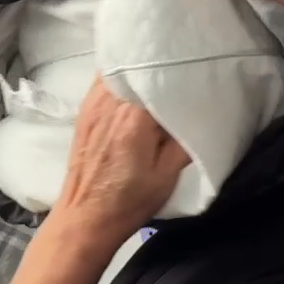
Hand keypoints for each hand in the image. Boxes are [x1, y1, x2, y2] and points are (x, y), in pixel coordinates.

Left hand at [49, 79, 190, 245]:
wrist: (86, 217)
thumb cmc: (128, 201)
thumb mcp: (167, 175)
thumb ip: (184, 138)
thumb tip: (198, 111)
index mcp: (135, 117)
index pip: (161, 77)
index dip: (179, 72)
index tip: (195, 73)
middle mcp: (111, 102)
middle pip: (141, 67)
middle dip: (161, 66)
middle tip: (182, 70)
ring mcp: (94, 102)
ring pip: (122, 68)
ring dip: (141, 68)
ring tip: (160, 74)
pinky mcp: (85, 108)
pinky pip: (106, 78)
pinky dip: (122, 75)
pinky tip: (135, 83)